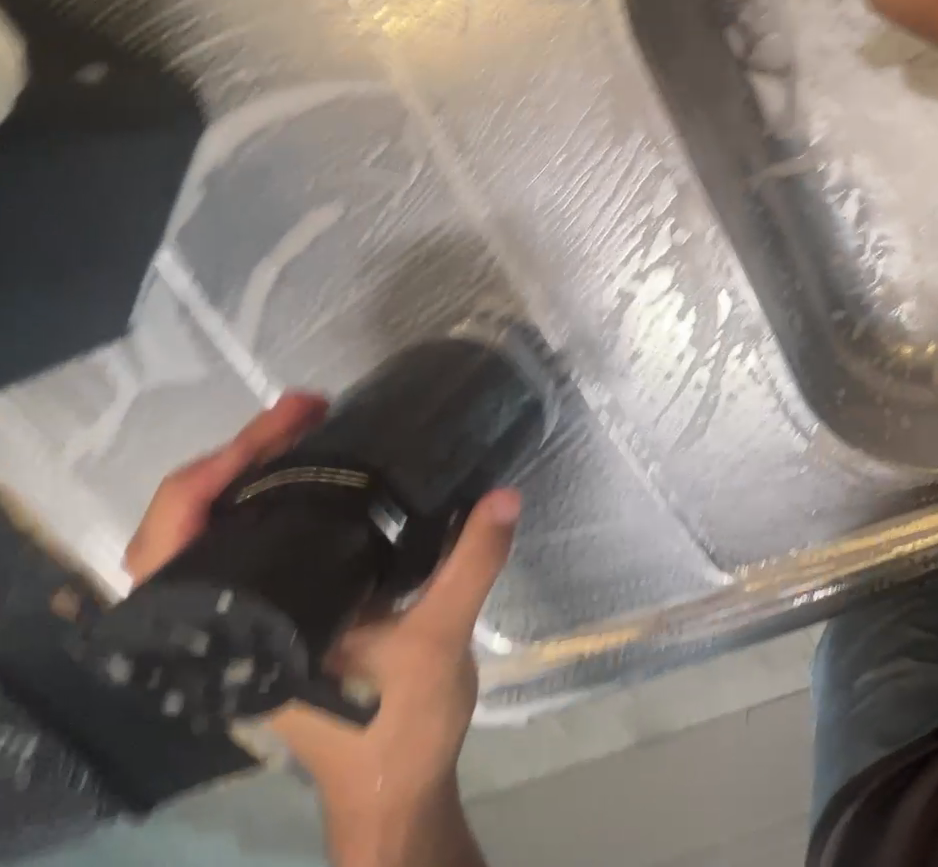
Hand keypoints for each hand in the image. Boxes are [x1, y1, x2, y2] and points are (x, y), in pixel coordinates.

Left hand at [126, 393, 515, 866]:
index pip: (177, 540)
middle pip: (196, 525)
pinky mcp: (296, 622)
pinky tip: (335, 487)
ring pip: (228, 537)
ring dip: (262, 479)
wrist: (396, 784)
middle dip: (242, 457)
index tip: (284, 424)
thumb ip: (469, 565)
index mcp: (237, 629)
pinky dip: (289, 508)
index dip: (214, 470)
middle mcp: (230, 622)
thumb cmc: (395, 726)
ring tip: (314, 431)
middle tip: (307, 410)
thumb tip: (503, 497)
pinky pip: (271, 551)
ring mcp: (260, 623)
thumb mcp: (438, 641)